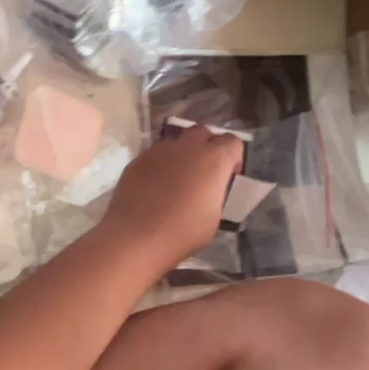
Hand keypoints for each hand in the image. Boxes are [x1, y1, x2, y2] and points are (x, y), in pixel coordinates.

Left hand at [99, 127, 243, 266]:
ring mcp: (159, 151)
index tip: (227, 176)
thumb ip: (214, 193)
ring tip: (175, 180)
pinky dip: (158, 166)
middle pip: (203, 133)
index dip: (232, 158)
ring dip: (180, 155)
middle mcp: (187, 146)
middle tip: (202, 173)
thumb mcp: (213, 216)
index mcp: (213, 159)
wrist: (136, 236)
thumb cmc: (182, 231)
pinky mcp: (137, 160)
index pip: (232, 142)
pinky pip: (154, 156)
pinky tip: (153, 188)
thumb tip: (208, 189)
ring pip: (175, 143)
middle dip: (206, 147)